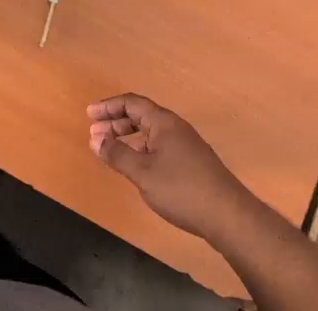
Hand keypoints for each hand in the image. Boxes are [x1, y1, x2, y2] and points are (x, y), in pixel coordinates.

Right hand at [88, 94, 254, 239]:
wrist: (227, 215)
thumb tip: (96, 139)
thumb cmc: (181, 189)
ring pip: (151, 132)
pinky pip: (159, 146)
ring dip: (128, 137)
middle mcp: (175, 127)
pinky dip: (142, 149)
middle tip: (95, 134)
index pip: (132, 103)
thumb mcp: (143, 173)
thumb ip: (117, 154)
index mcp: (163, 122)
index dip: (109, 106)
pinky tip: (137, 166)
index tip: (89, 115)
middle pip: (141, 115)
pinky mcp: (192, 162)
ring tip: (111, 150)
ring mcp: (186, 145)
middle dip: (116, 122)